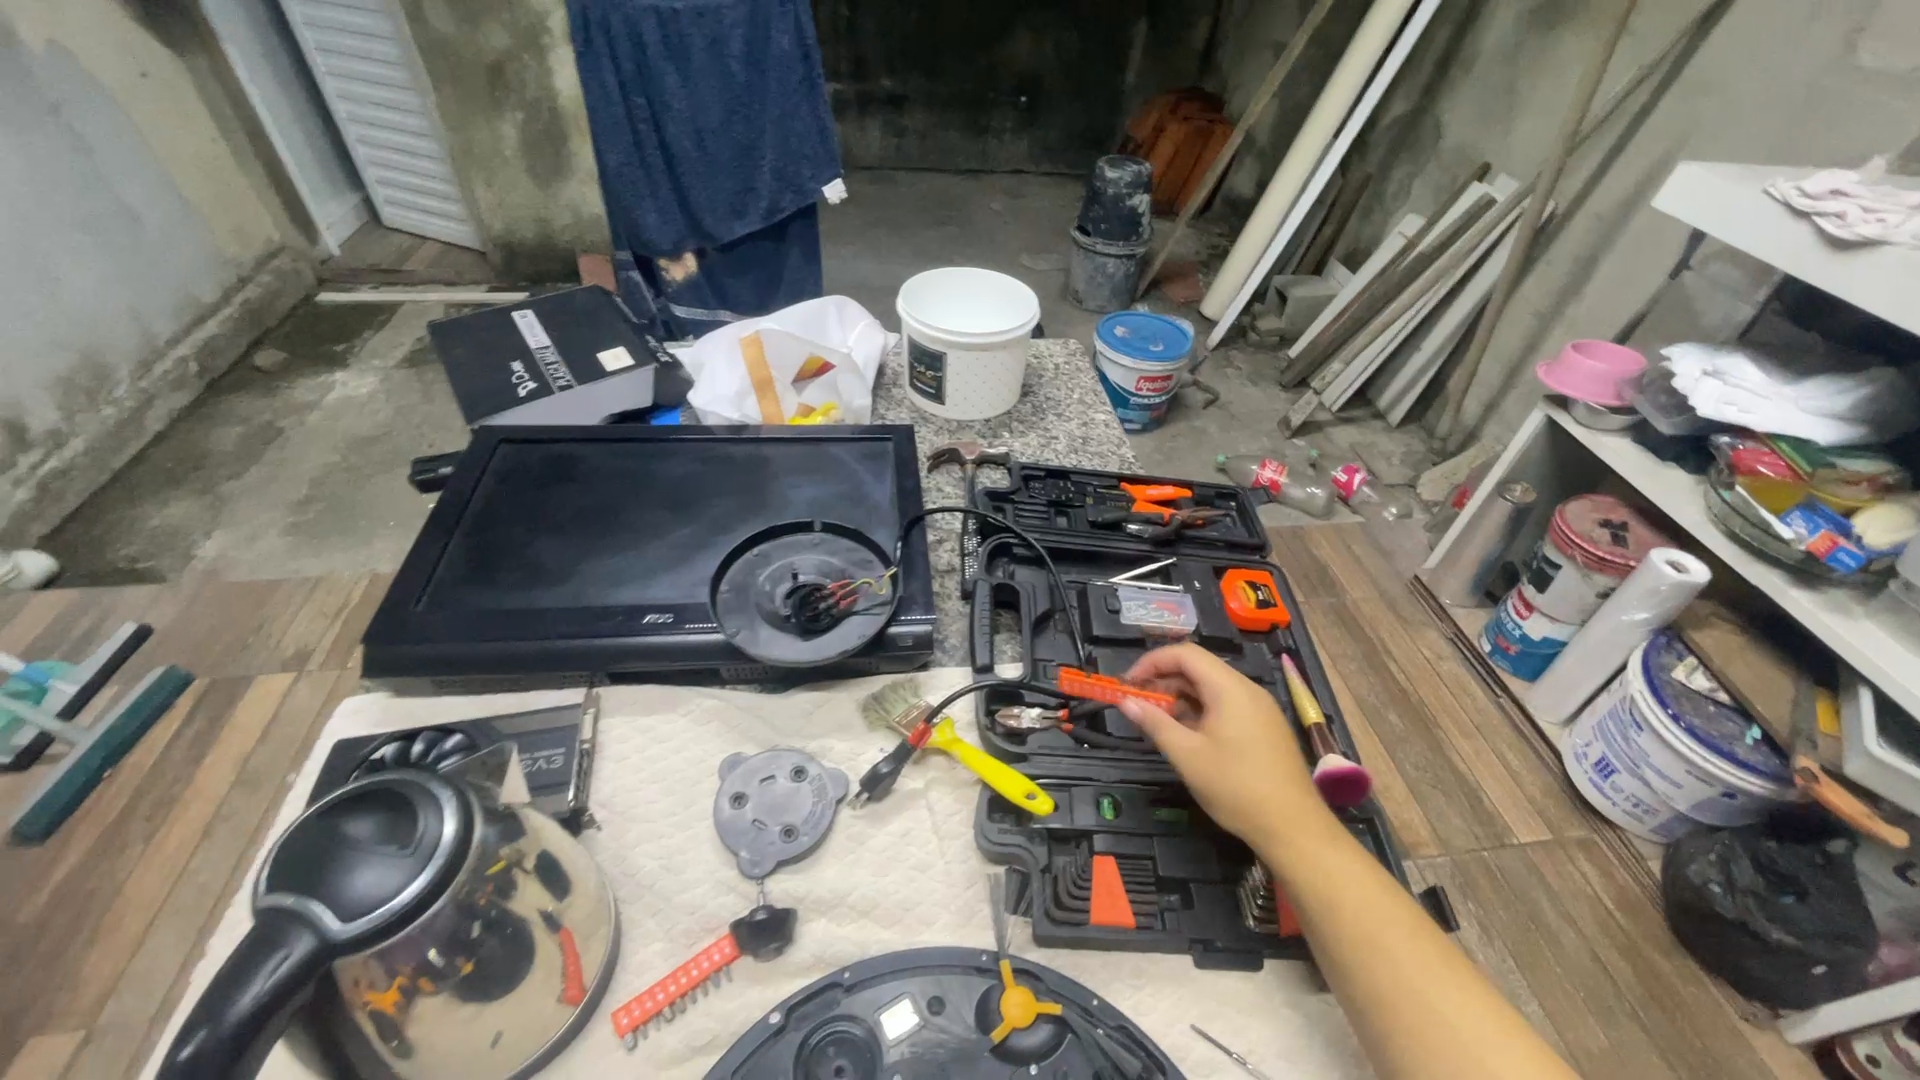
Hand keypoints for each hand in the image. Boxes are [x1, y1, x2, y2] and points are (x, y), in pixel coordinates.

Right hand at [1116, 643, 1328, 846]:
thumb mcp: (1187, 755)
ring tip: (1158, 722)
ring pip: (1212, 688)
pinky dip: (1201, 710)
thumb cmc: (1235, 787)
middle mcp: (1247, 690)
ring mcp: (1259, 708)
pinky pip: (1226, 705)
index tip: (1128, 685)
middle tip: (1138, 705)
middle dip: (1164, 681)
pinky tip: (1187, 735)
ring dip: (1181, 697)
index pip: (1185, 654)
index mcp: (1229, 688)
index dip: (1152, 662)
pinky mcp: (1264, 727)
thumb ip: (1155, 723)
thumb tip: (1126, 701)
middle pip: (1199, 668)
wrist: (1293, 826)